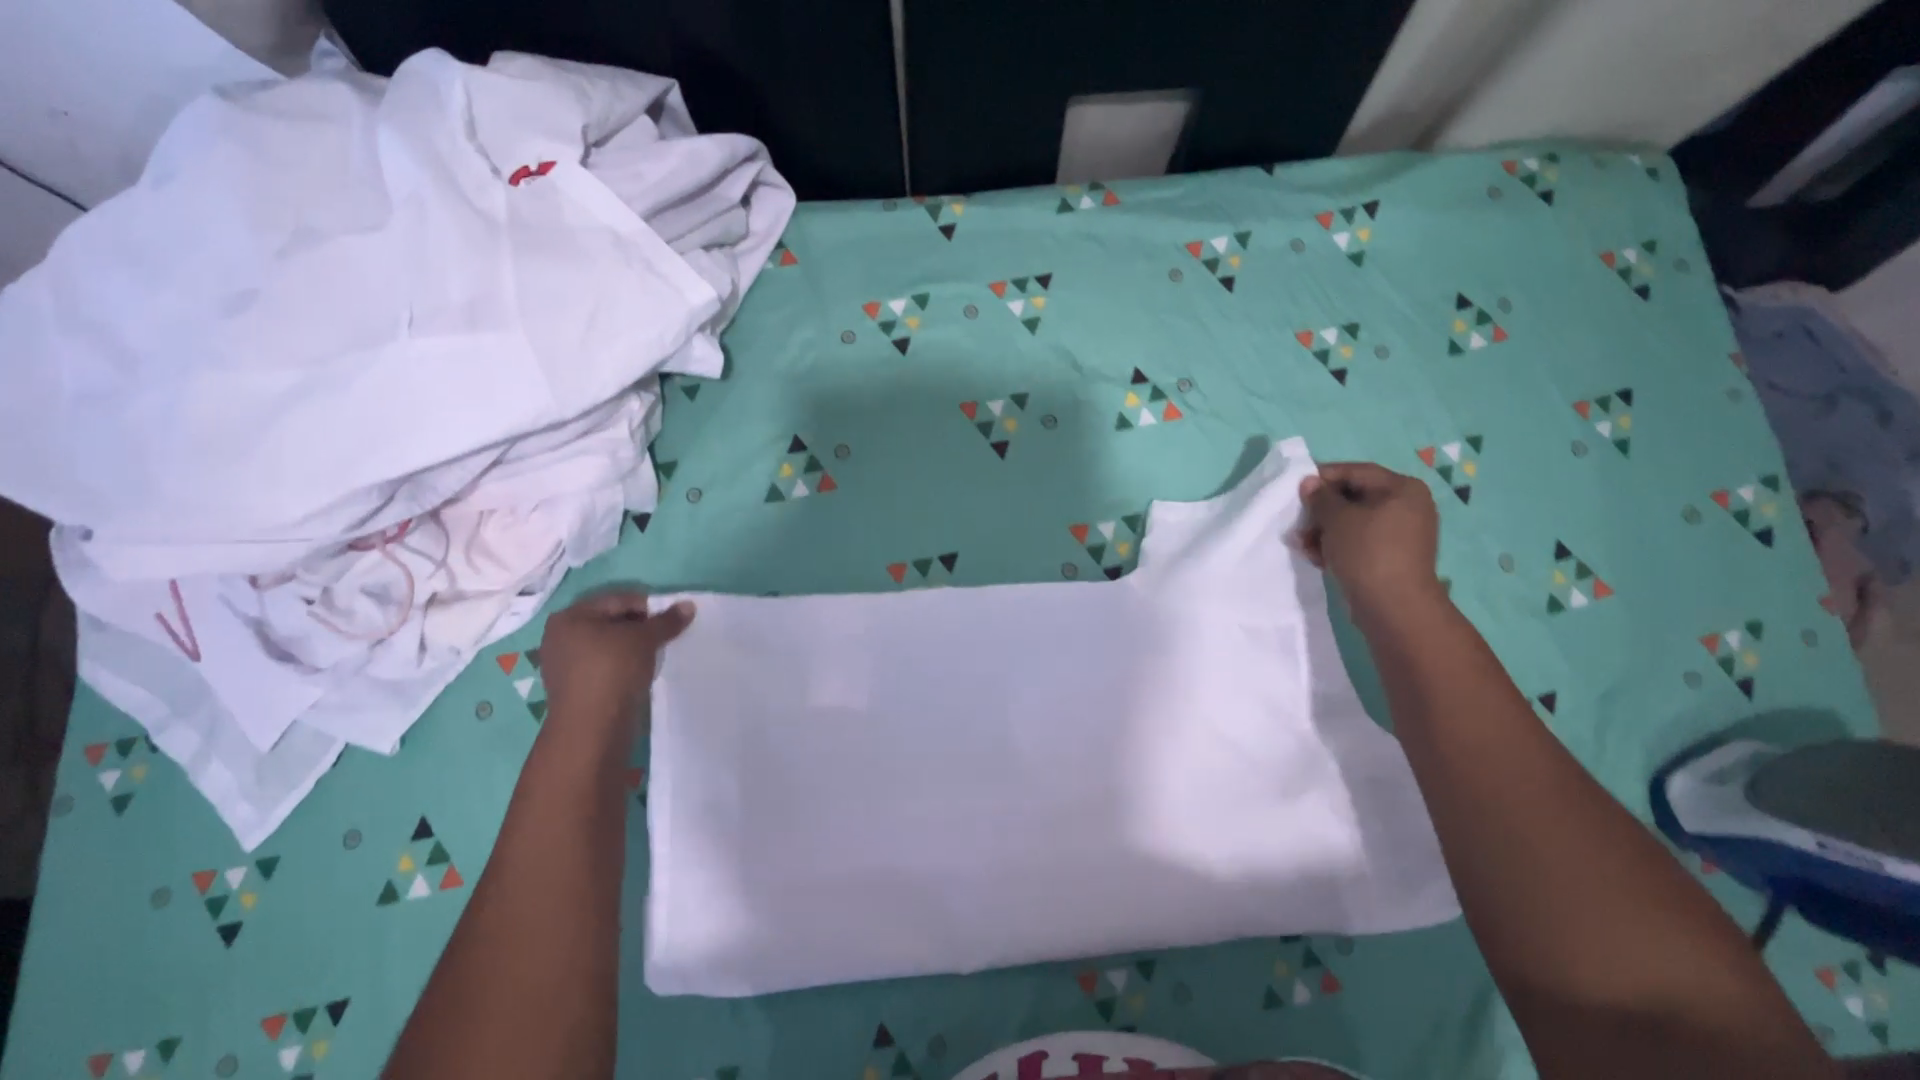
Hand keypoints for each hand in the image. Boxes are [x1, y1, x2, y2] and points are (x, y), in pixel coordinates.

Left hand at [537, 589, 694, 726]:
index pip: (618, 599)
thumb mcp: (644, 639)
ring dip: (632, 649)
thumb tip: (688, 605)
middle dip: (639, 628)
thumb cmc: (613, 671)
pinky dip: (622, 667)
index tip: (671, 620)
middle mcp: (560, 636)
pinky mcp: (573, 688)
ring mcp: (564, 664)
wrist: (592, 727)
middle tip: (665, 638)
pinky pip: (603, 667)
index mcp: (570, 616)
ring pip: (608, 646)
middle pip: (610, 622)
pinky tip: (640, 675)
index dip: (648, 606)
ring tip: (654, 657)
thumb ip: (666, 621)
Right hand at [1296, 462, 1444, 624]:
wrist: (1394, 607)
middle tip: (1298, 523)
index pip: (1356, 472)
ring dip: (1325, 531)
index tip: (1296, 488)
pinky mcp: (1393, 557)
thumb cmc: (1367, 553)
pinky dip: (1338, 546)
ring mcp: (1402, 534)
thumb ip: (1320, 497)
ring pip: (1354, 523)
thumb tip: (1309, 482)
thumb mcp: (1337, 519)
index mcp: (1402, 489)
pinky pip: (1360, 542)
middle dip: (1322, 511)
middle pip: (1354, 498)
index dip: (1323, 477)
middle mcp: (1408, 507)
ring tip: (1304, 546)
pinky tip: (1318, 558)